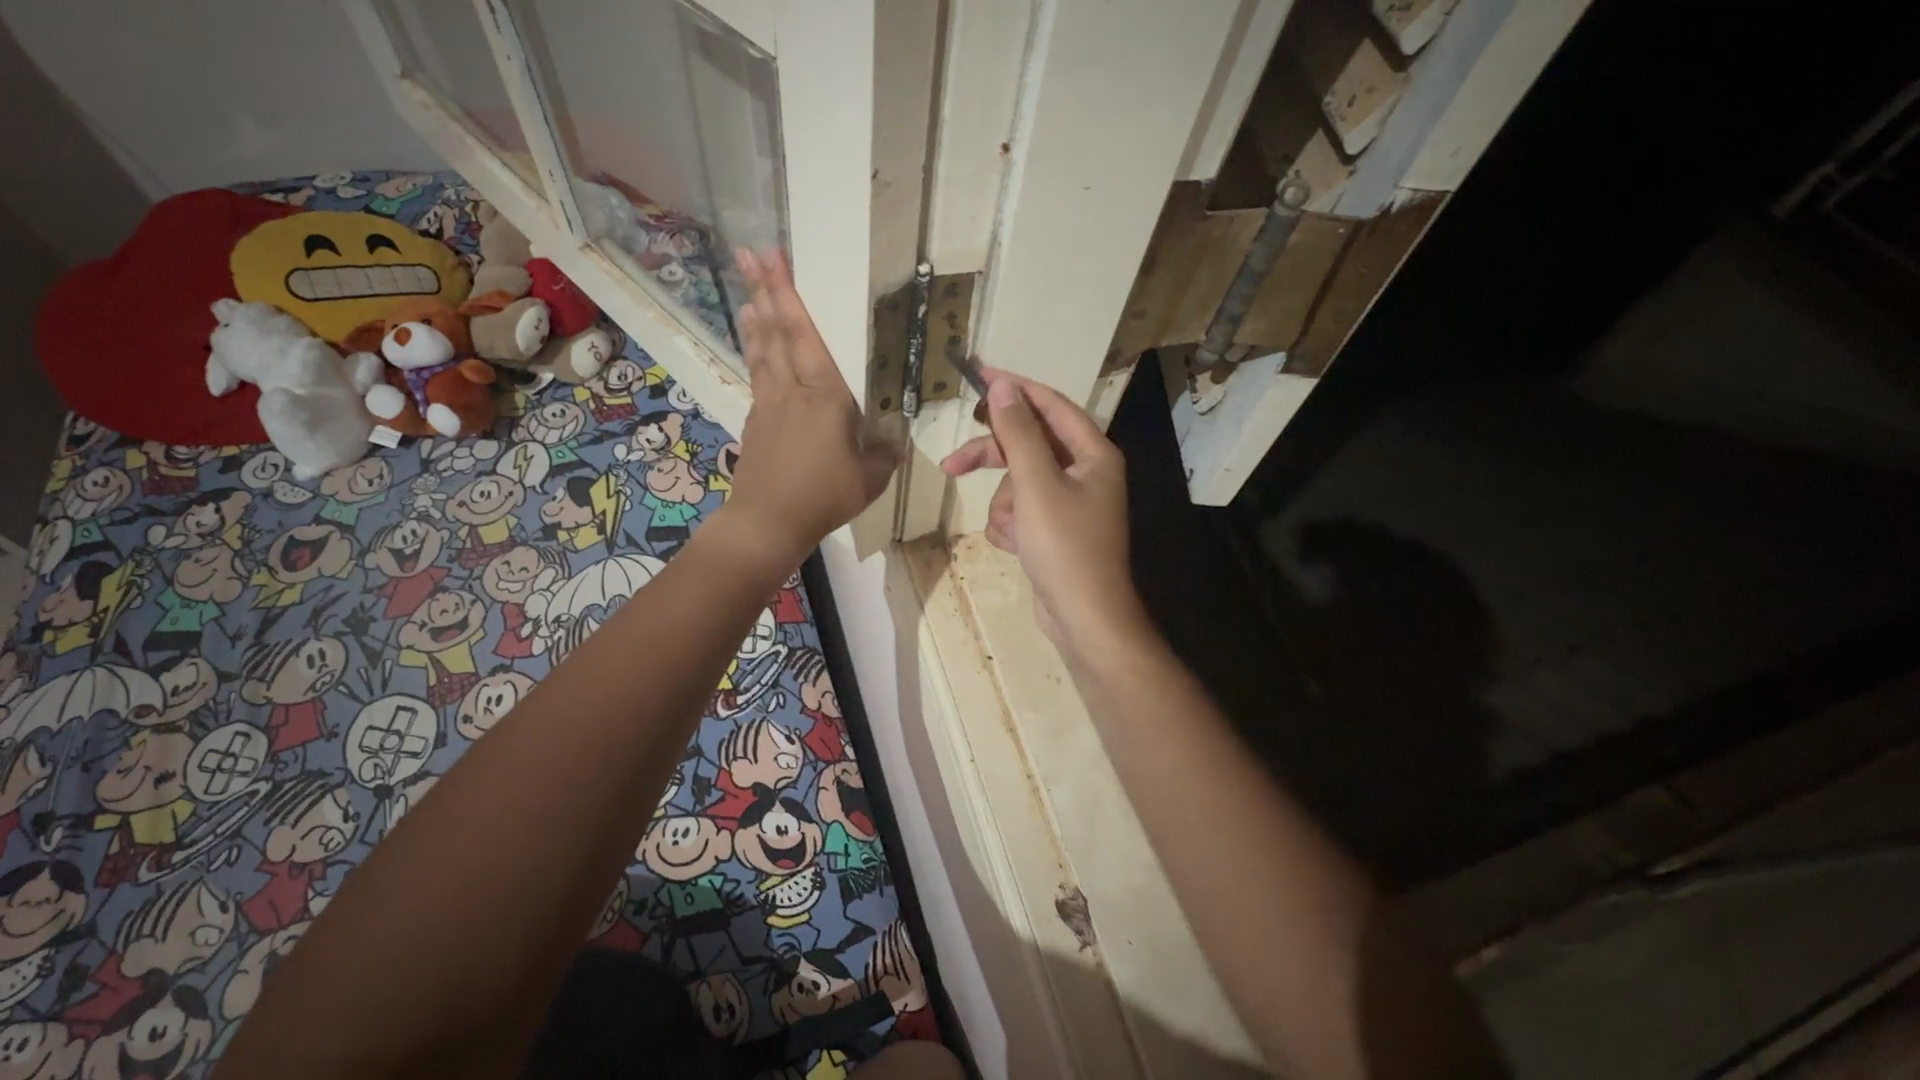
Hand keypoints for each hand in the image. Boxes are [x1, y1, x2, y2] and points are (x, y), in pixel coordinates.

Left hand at [723, 249, 896, 567]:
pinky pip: (758, 375)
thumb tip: (897, 442)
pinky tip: (756, 347)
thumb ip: (884, 454)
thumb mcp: (870, 478)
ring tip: (748, 290)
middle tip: (749, 253)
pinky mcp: (756, 422)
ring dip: (756, 317)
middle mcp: (791, 389)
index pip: (805, 333)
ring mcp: (769, 404)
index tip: (774, 258)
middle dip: (764, 289)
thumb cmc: (823, 497)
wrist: (766, 522)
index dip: (788, 293)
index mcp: (823, 394)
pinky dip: (756, 352)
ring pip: (762, 350)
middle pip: (776, 331)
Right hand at [940, 369, 1144, 648]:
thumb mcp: (1036, 484)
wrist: (1083, 618)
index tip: (978, 375)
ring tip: (1013, 531)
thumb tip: (1003, 385)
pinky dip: (1011, 527)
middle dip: (994, 460)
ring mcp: (1070, 504)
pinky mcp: (1054, 531)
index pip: (1050, 405)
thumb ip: (1018, 432)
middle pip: (1028, 446)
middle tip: (953, 464)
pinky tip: (1015, 547)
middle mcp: (1085, 472)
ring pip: (1018, 483)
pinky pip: (1021, 512)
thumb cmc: (1066, 546)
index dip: (1015, 388)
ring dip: (1005, 505)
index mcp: (1092, 453)